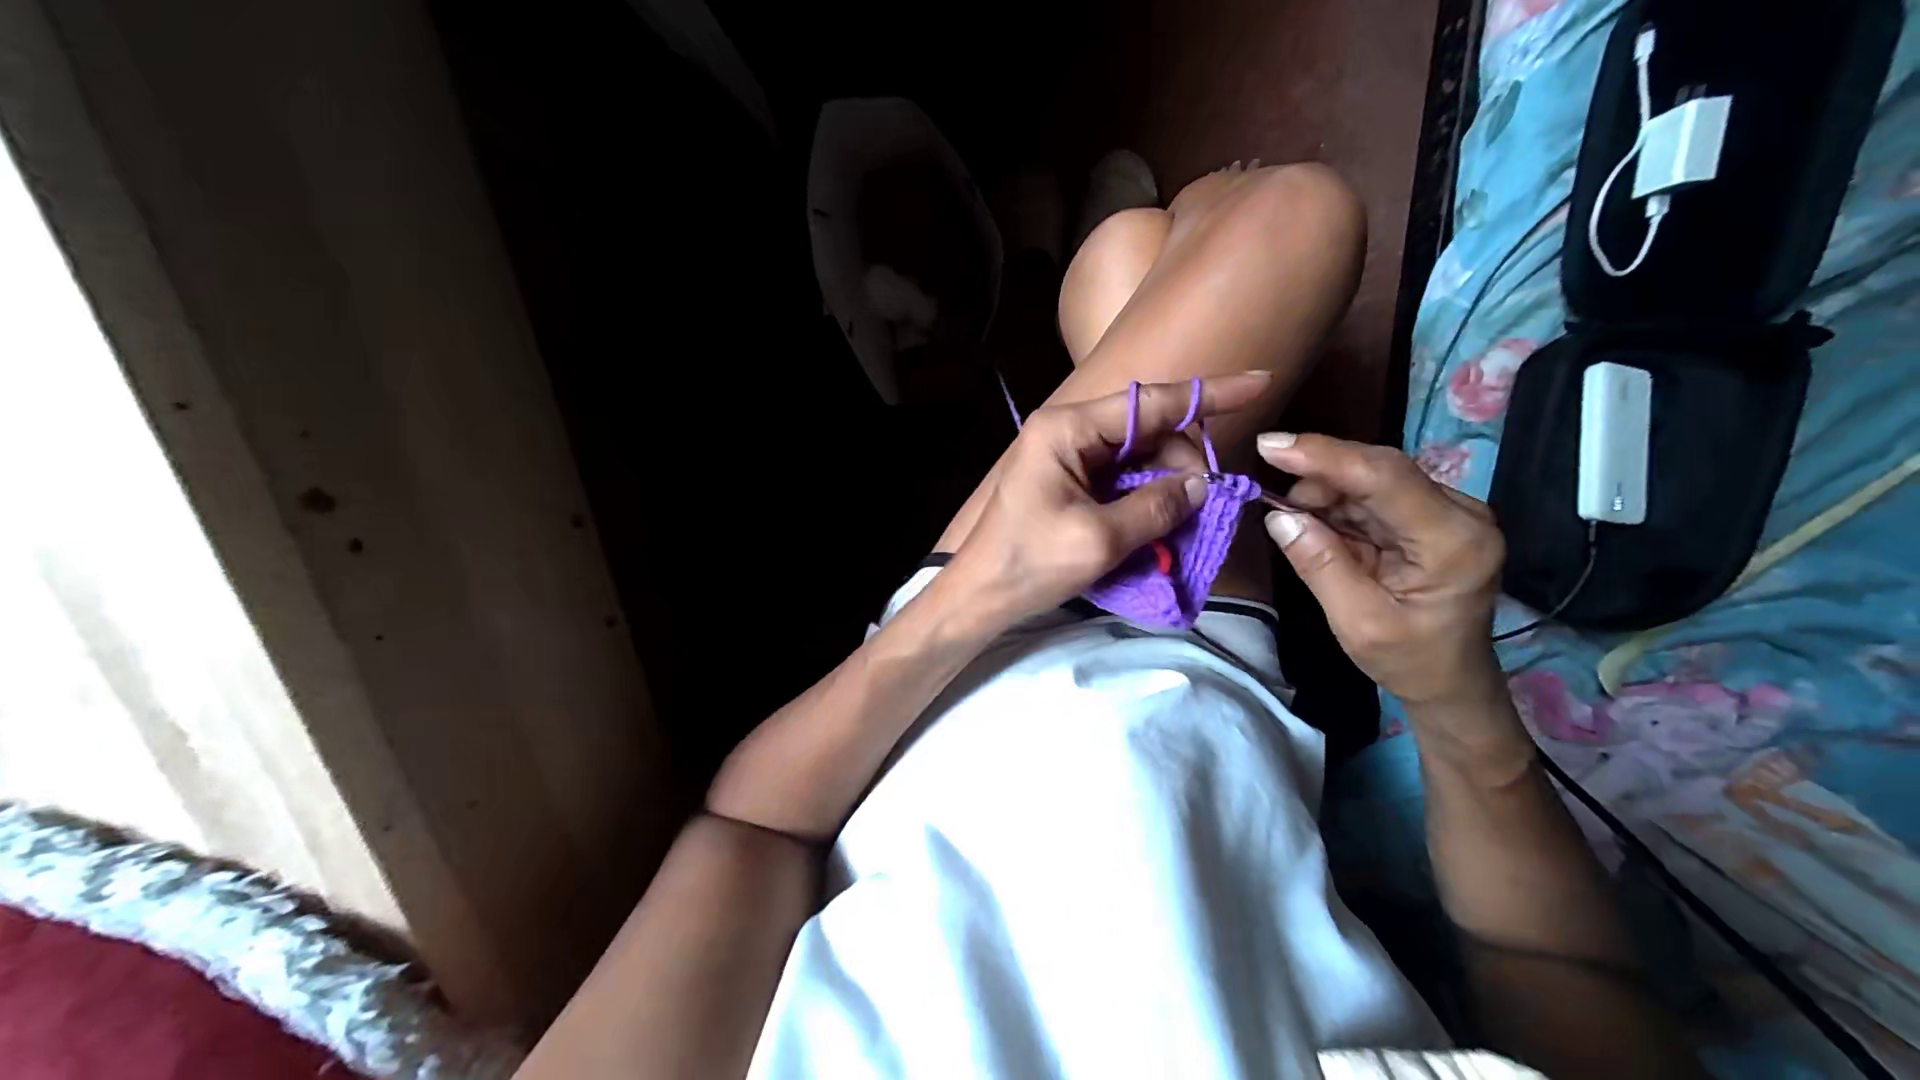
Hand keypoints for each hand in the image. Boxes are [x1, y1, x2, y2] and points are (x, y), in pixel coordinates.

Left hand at [938, 372, 1273, 633]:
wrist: (979, 595)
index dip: (1208, 394)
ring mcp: (1067, 454)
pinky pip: (1121, 473)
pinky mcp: (1069, 479)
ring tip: (1187, 513)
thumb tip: (1202, 484)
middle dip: (1183, 456)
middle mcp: (1067, 430)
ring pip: (1137, 452)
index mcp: (1067, 429)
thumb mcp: (1100, 539)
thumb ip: (1157, 505)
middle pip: (1146, 426)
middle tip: (1206, 498)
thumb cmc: (1029, 565)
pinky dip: (1148, 491)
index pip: (1150, 402)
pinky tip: (1165, 513)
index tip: (1260, 381)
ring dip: (1168, 477)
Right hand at [1255, 433, 1506, 709]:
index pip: (1384, 478)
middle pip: (1377, 470)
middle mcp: (1458, 513)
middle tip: (1271, 499)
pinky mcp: (1427, 515)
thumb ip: (1319, 564)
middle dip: (1318, 477)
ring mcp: (1446, 510)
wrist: (1452, 680)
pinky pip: (1372, 494)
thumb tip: (1278, 516)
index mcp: (1452, 540)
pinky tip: (1317, 526)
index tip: (1270, 446)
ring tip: (1296, 525)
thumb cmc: (1409, 659)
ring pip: (1369, 478)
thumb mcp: (1357, 622)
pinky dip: (1336, 505)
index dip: (1324, 456)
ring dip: (1323, 494)